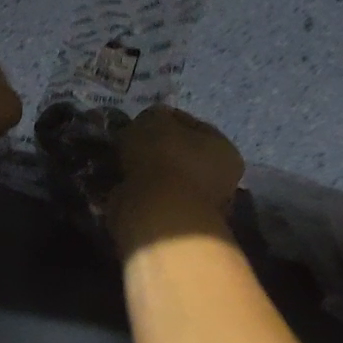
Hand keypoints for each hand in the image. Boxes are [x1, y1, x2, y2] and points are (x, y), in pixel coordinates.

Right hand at [108, 105, 244, 249]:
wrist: (156, 213)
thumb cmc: (163, 157)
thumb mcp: (154, 118)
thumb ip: (154, 116)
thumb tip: (150, 124)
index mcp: (224, 149)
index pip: (191, 124)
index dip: (163, 119)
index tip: (138, 121)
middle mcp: (219, 179)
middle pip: (180, 154)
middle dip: (154, 149)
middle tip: (128, 144)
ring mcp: (199, 206)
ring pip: (165, 179)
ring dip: (145, 173)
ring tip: (119, 165)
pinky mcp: (177, 226)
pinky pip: (154, 201)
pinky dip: (138, 194)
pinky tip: (120, 186)